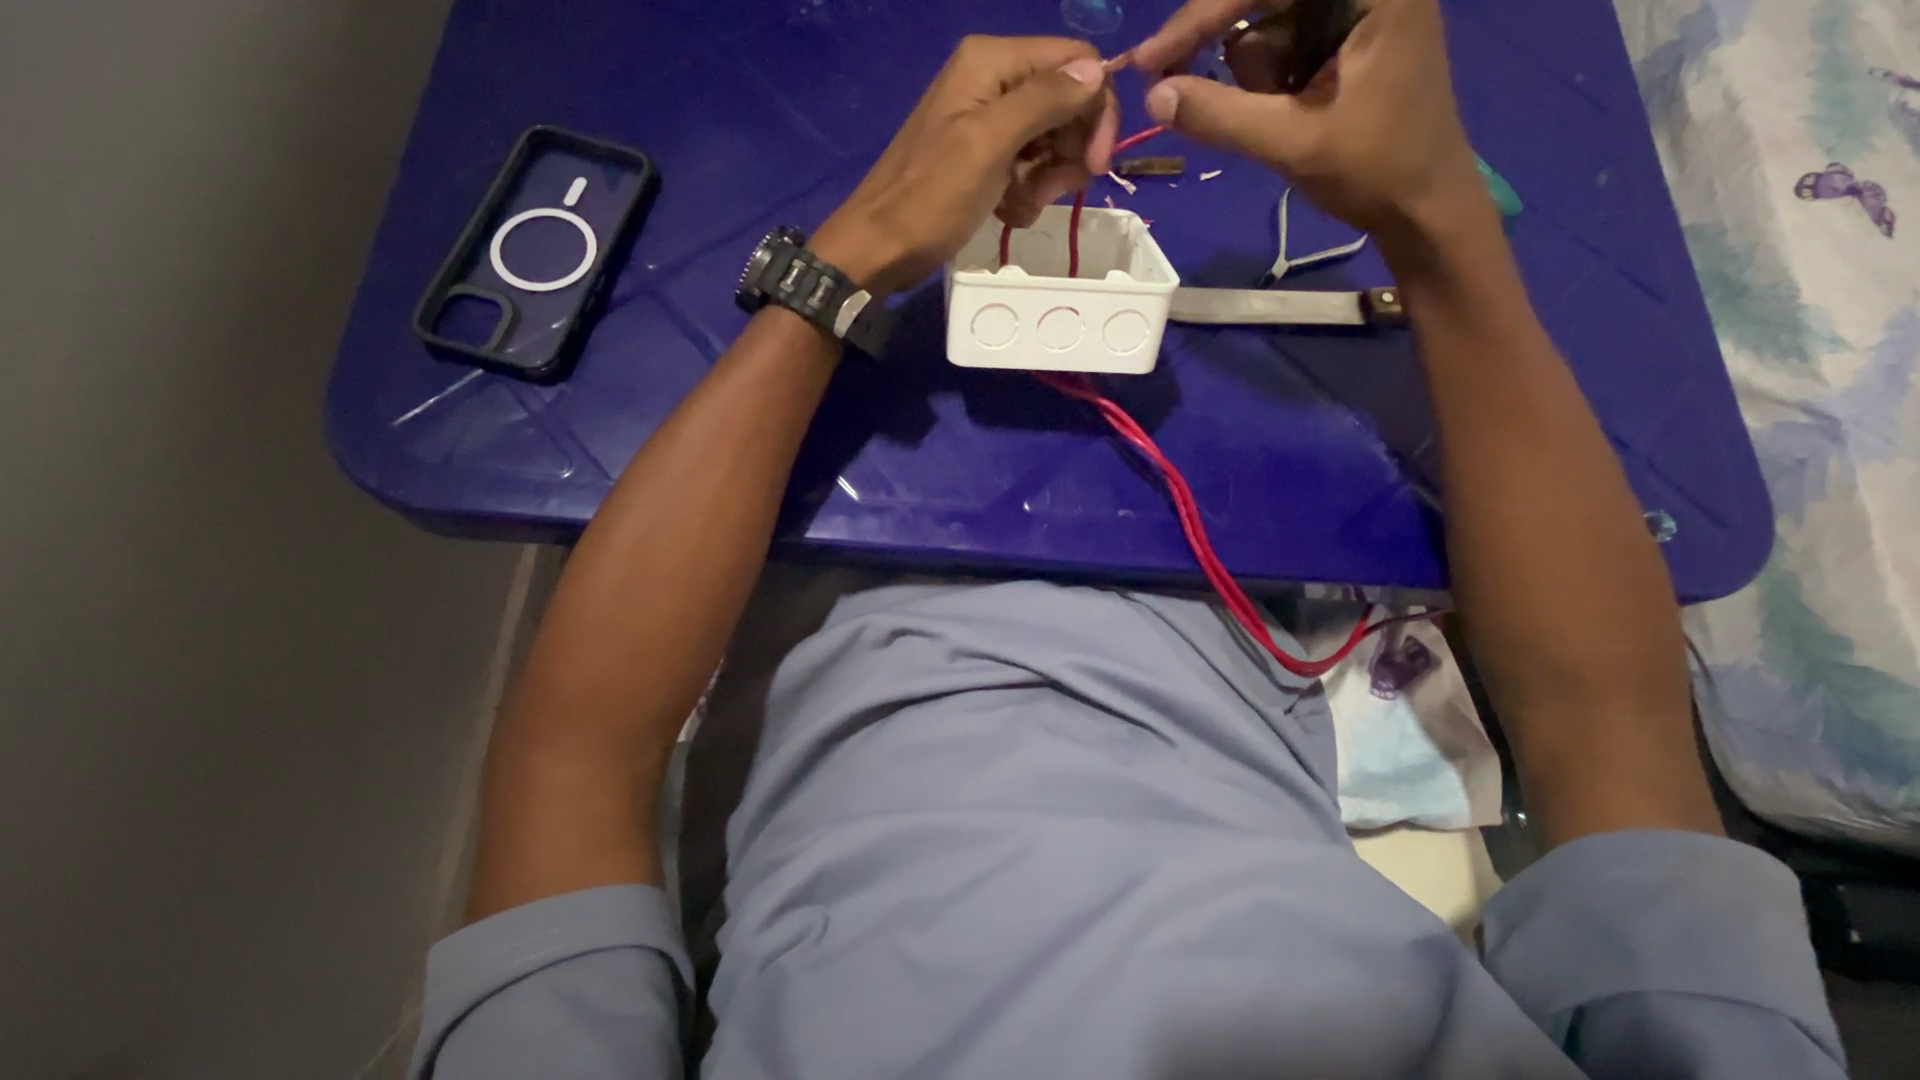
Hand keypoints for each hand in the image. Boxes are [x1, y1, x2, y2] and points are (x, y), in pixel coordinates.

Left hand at [812, 36, 1118, 295]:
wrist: (880, 248)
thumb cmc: (930, 197)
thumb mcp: (990, 143)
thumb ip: (1043, 100)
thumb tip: (1096, 70)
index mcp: (991, 61)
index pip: (1076, 62)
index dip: (1097, 110)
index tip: (1096, 163)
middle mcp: (992, 81)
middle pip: (1067, 103)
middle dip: (1069, 151)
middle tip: (1052, 189)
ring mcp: (987, 122)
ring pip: (1051, 141)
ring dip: (1047, 179)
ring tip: (1020, 203)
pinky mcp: (984, 159)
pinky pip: (1028, 168)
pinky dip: (1026, 194)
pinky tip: (1006, 212)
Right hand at [1132, 0, 1485, 243]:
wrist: (1427, 206)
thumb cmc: (1377, 170)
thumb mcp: (1293, 143)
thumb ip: (1220, 115)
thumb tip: (1152, 95)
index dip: (1200, 15)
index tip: (1149, 61)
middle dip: (1217, 42)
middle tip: (1169, 85)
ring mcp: (1357, 6)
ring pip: (1266, 22)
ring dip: (1250, 72)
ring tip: (1279, 119)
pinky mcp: (1348, 34)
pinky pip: (1282, 42)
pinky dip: (1265, 79)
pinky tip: (1287, 113)